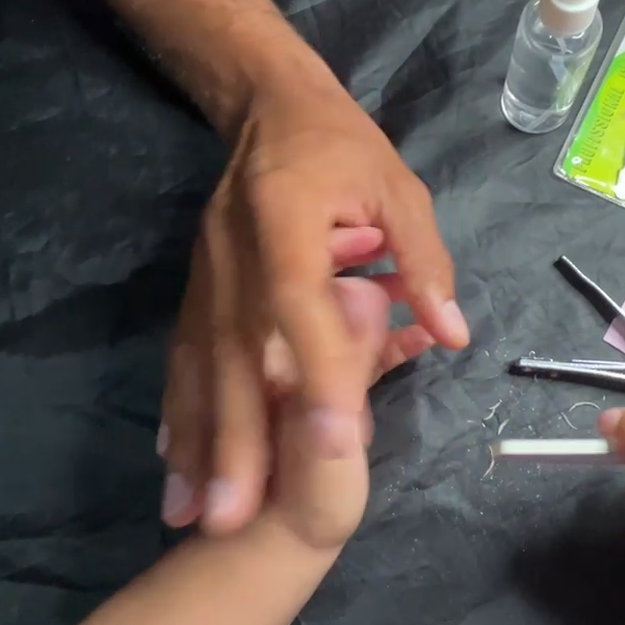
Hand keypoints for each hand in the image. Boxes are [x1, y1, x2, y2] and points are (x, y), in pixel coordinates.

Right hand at [161, 74, 466, 536]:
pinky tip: (172, 461)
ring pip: (197, 365)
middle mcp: (233, 253)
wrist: (266, 106)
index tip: (335, 439)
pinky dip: (178, 411)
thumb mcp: (398, 187)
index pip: (299, 300)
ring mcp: (204, 273)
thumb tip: (452, 334)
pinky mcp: (195, 286)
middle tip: (233, 519)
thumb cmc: (340, 145)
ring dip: (194, 442)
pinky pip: (182, 356)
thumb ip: (422, 261)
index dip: (318, 368)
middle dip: (233, 439)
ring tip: (190, 514)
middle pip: (231, 352)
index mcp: (285, 216)